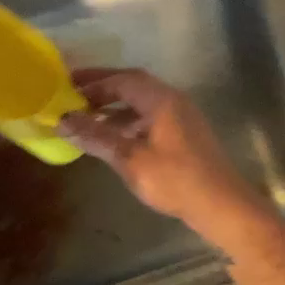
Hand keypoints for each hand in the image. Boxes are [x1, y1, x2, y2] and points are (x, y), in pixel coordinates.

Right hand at [59, 68, 273, 236]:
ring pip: (143, 103)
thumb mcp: (130, 159)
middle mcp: (173, 101)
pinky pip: (151, 118)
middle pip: (133, 86)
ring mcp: (182, 118)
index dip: (93, 81)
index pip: (122, 79)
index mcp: (161, 100)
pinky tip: (115, 139)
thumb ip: (97, 137)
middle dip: (103, 90)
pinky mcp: (186, 136)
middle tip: (74, 97)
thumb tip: (63, 120)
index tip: (67, 86)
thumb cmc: (175, 180)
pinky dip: (129, 123)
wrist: (221, 205)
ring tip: (88, 119)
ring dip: (115, 108)